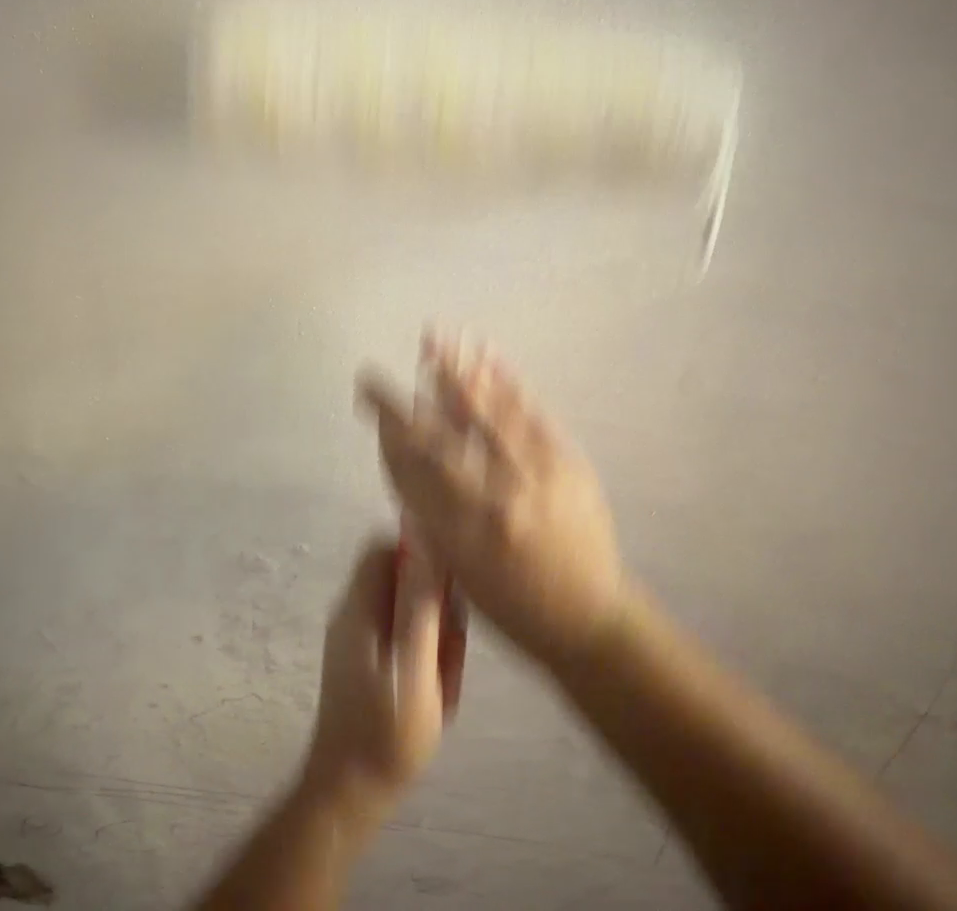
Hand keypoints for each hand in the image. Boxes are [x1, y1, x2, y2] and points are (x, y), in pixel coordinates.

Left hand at [304, 537, 460, 802]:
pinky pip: (406, 643)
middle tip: (450, 652)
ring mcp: (357, 640)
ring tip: (443, 682)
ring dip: (436, 642)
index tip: (451, 590)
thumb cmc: (388, 732)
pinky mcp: (366, 664)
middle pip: (403, 581)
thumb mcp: (416, 664)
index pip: (389, 546)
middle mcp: (353, 615)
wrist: (350, 792)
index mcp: (359, 607)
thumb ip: (421, 602)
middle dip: (436, 610)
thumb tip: (426, 538)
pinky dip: (427, 662)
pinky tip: (435, 695)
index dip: (424, 557)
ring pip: (410, 615)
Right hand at [358, 331, 628, 669]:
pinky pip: (533, 416)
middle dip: (403, 402)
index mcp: (461, 534)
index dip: (386, 432)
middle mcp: (494, 500)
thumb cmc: (513, 605)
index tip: (368, 405)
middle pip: (440, 437)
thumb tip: (401, 463)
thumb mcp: (459, 572)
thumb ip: (428, 519)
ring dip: (458, 374)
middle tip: (374, 374)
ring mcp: (536, 478)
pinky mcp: (569, 464)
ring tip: (435, 338)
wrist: (588, 618)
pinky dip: (510, 383)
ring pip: (488, 415)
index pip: (411, 470)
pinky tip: (491, 357)